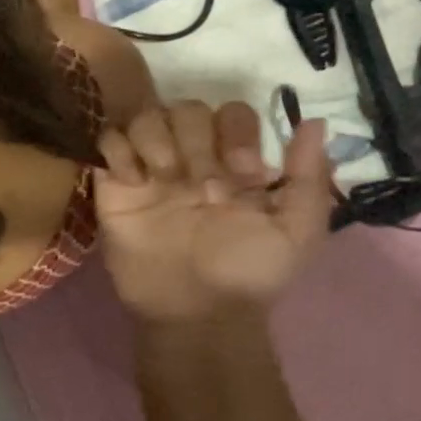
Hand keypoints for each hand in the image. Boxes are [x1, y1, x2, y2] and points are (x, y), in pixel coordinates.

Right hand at [95, 101, 332, 324]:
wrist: (194, 312)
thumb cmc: (248, 274)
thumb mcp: (296, 232)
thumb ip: (308, 179)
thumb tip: (314, 122)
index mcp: (234, 164)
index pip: (232, 114)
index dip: (236, 134)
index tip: (241, 176)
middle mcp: (190, 159)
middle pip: (185, 109)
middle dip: (195, 140)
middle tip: (198, 183)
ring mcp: (148, 170)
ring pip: (144, 118)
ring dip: (155, 139)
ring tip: (162, 177)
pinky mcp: (111, 185)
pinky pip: (106, 142)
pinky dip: (118, 150)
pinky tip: (132, 180)